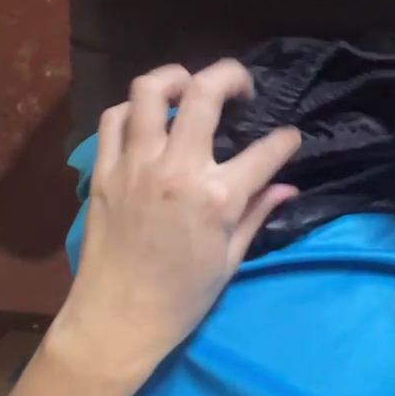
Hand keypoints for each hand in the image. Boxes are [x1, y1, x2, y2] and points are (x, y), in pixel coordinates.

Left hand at [50, 60, 301, 384]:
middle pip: (203, 91)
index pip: (266, 151)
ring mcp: (135, 165)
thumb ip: (258, 212)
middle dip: (231, 75)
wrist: (118, 320)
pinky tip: (148, 121)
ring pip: (150, 90)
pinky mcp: (104, 170)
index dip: (286, 140)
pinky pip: (114, 119)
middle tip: (241, 87)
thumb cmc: (182, 297)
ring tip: (189, 89)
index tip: (290, 138)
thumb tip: (288, 186)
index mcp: (216, 197)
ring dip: (176, 78)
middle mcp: (176, 169)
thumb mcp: (231, 258)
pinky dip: (133, 110)